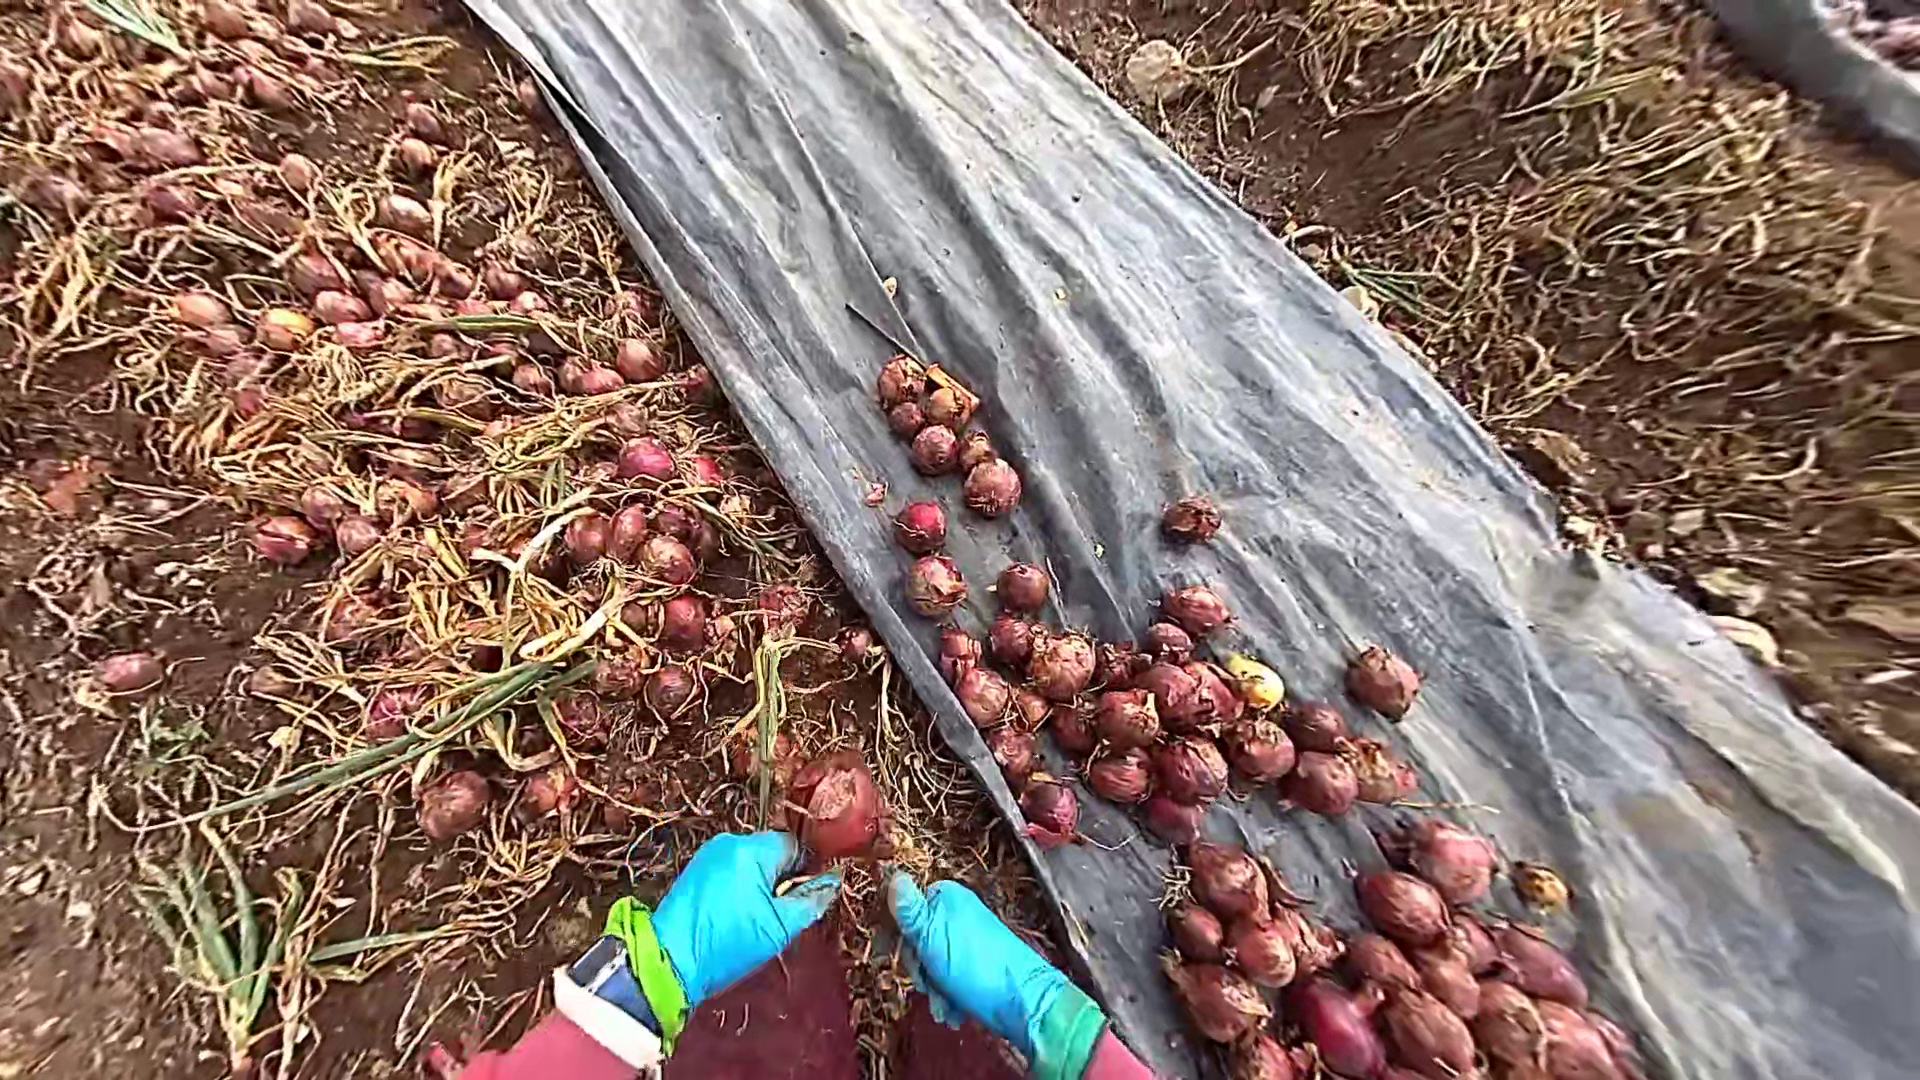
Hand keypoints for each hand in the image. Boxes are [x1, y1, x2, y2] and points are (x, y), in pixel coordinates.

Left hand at [652, 831, 841, 1006]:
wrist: (667, 963)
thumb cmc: (724, 945)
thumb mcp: (777, 928)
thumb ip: (811, 901)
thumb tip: (832, 882)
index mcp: (754, 849)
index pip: (795, 846)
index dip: (803, 872)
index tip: (798, 898)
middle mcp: (732, 842)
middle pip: (773, 850)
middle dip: (780, 877)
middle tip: (774, 911)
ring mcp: (712, 853)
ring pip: (753, 859)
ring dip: (760, 881)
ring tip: (751, 916)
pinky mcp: (697, 868)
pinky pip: (732, 867)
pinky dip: (739, 884)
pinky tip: (733, 913)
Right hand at [887, 871, 1079, 1058]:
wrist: (1021, 1000)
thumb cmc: (974, 965)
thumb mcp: (932, 937)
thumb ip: (910, 911)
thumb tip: (894, 876)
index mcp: (946, 897)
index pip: (907, 912)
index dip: (904, 941)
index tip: (910, 958)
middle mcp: (958, 913)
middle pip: (919, 941)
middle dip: (922, 970)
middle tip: (930, 983)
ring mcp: (969, 938)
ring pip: (934, 964)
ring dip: (936, 989)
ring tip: (947, 1004)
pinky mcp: (978, 962)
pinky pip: (952, 977)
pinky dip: (950, 997)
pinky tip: (956, 1010)